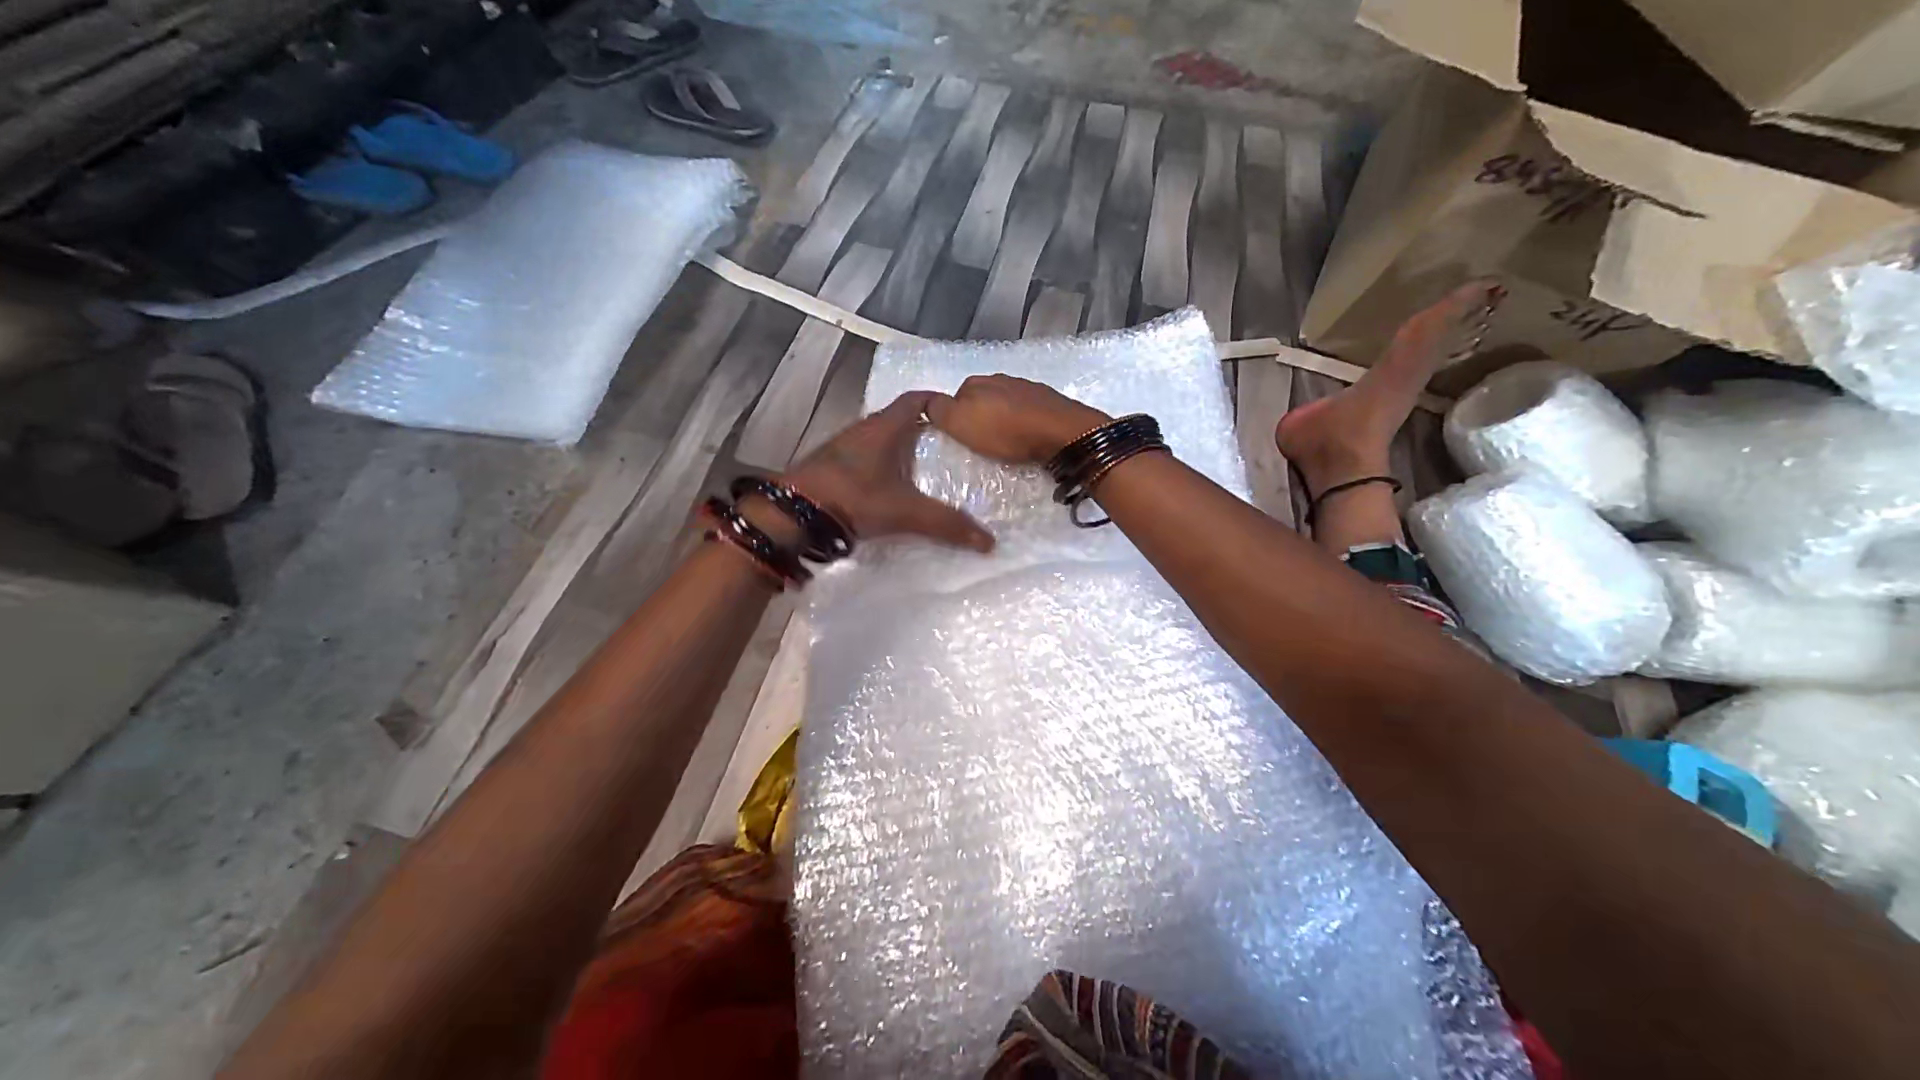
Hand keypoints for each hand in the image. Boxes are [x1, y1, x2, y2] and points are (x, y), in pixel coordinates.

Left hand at [780, 390, 994, 551]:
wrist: (793, 514)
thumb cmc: (853, 498)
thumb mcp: (905, 512)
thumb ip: (946, 525)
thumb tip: (988, 542)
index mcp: (885, 428)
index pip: (917, 399)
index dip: (940, 402)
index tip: (961, 416)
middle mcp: (864, 429)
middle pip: (900, 419)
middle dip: (925, 430)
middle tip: (950, 447)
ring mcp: (843, 447)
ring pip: (881, 439)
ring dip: (901, 448)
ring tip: (925, 468)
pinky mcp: (830, 466)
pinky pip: (865, 457)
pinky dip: (882, 465)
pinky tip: (889, 487)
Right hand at [922, 374, 1109, 464]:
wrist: (1061, 433)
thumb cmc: (1006, 431)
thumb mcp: (960, 422)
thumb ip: (939, 409)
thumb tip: (928, 402)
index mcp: (976, 382)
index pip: (954, 398)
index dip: (954, 419)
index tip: (960, 439)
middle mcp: (1001, 378)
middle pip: (981, 399)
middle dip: (979, 417)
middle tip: (982, 443)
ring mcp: (1028, 388)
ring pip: (1005, 404)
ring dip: (1003, 420)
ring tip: (1006, 443)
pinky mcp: (1050, 402)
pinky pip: (1028, 412)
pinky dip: (1024, 423)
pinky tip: (1027, 437)